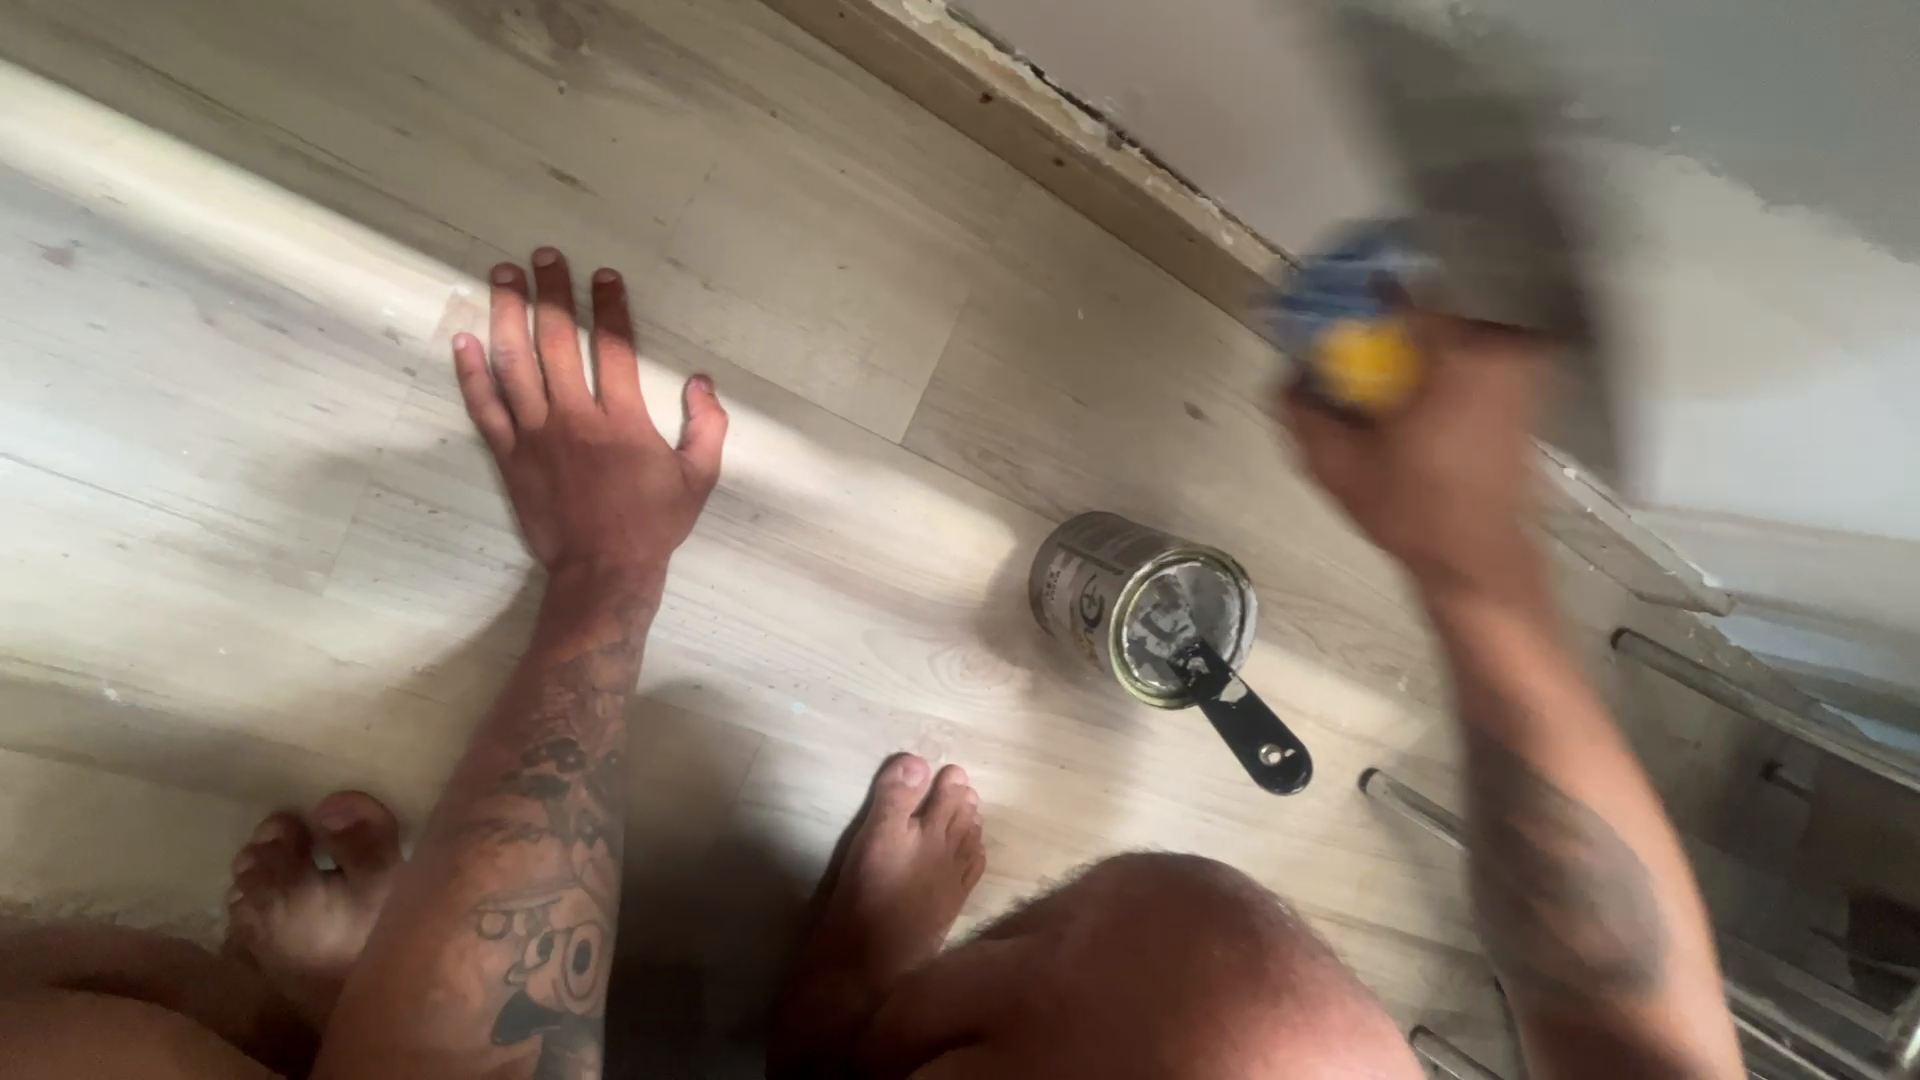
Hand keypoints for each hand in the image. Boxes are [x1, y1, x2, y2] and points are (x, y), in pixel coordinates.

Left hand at [452, 248, 727, 589]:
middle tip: (545, 257)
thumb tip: (702, 382)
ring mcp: (536, 434)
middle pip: (558, 342)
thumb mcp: (700, 477)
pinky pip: (485, 407)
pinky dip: (471, 373)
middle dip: (553, 294)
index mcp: (623, 420)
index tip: (604, 276)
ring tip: (503, 276)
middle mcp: (574, 416)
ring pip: (515, 363)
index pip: (613, 348)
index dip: (609, 307)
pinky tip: (465, 340)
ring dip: (508, 315)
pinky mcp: (509, 455)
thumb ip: (707, 426)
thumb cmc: (655, 523)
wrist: (604, 569)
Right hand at [1276, 310, 1548, 608]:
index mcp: (1458, 356)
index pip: (1410, 287)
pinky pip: (1481, 347)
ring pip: (1464, 321)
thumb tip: (1282, 376)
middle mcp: (1502, 349)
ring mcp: (1525, 368)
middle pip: (1440, 297)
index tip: (1335, 292)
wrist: (1476, 557)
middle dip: (1394, 306)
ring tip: (1379, 353)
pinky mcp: (1530, 390)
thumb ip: (1301, 413)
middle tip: (1355, 325)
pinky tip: (1412, 383)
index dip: (1364, 285)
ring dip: (1420, 329)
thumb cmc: (1408, 509)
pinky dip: (1445, 352)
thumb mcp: (1334, 465)